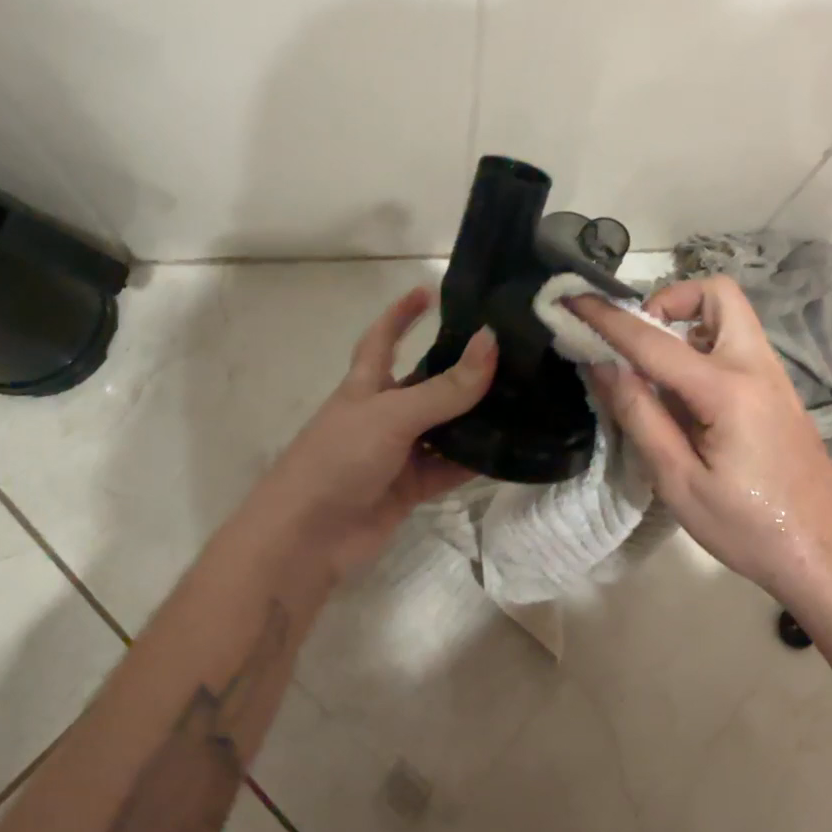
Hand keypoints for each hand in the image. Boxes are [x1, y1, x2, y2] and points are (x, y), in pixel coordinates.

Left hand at [242, 286, 495, 581]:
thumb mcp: (392, 415)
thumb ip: (445, 387)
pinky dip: (477, 460)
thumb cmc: (338, 459)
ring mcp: (398, 453)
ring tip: (526, 395)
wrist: (306, 540)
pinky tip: (513, 447)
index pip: (383, 338)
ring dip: (477, 416)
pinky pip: (451, 467)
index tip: (429, 292)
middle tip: (510, 351)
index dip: (401, 314)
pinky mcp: (412, 488)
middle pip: (428, 384)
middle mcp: (384, 414)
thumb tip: (491, 341)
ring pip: (445, 427)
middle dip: (460, 369)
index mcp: (365, 385)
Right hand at [570, 278, 831, 601]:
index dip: (607, 318)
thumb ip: (640, 416)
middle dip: (669, 300)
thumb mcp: (680, 483)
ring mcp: (773, 377)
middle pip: (716, 294)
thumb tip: (603, 366)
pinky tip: (684, 399)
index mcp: (727, 390)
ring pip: (729, 317)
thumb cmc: (749, 528)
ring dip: (686, 325)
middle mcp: (756, 367)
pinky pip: (735, 346)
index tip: (572, 300)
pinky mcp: (778, 393)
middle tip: (639, 341)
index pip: (654, 340)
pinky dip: (703, 348)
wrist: (827, 556)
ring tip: (655, 373)